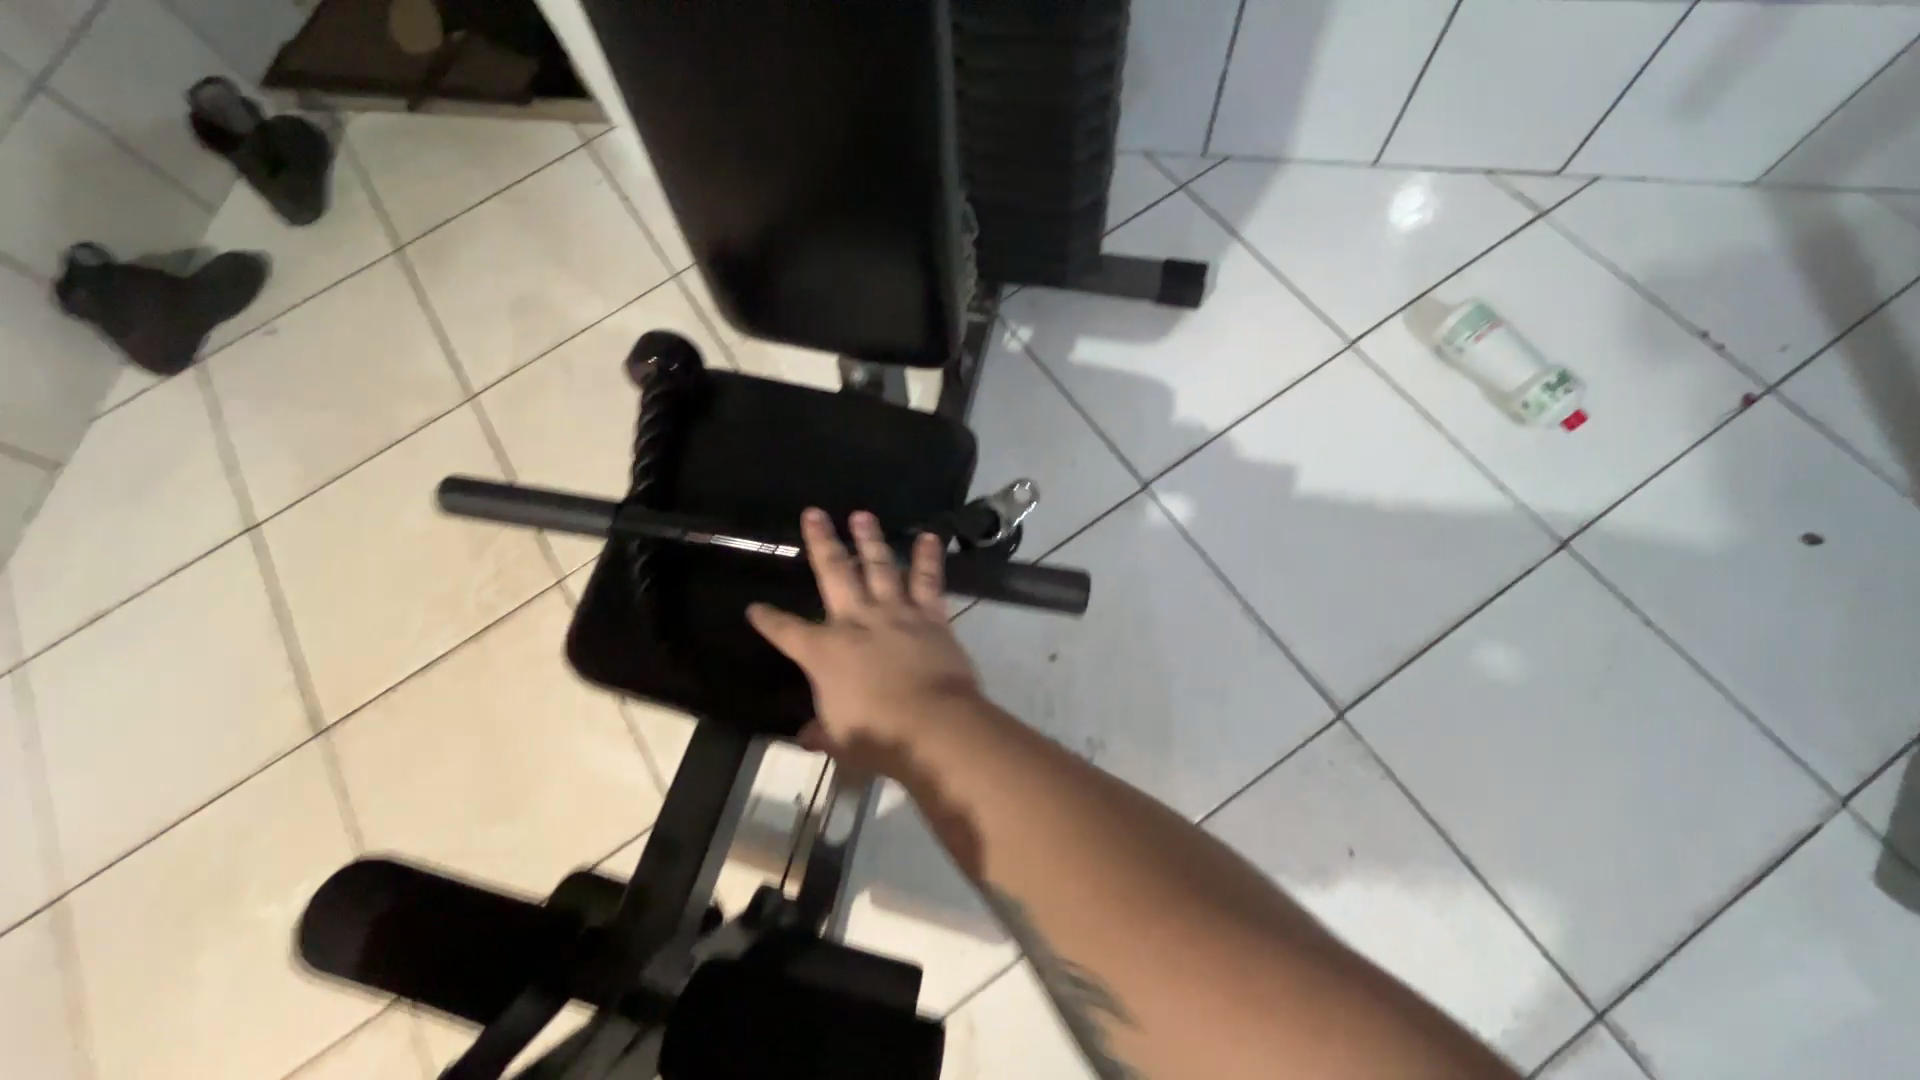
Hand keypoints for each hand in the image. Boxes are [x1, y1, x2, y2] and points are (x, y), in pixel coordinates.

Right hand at [747, 508, 982, 765]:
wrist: (933, 725)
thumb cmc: (878, 736)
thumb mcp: (840, 740)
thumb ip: (822, 731)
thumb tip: (807, 735)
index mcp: (824, 652)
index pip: (787, 632)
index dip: (769, 620)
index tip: (755, 608)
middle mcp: (856, 622)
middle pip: (834, 573)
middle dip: (821, 542)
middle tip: (814, 513)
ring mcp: (895, 614)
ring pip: (879, 567)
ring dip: (870, 539)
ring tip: (862, 515)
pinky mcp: (931, 618)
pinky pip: (929, 582)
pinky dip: (928, 558)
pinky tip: (929, 537)